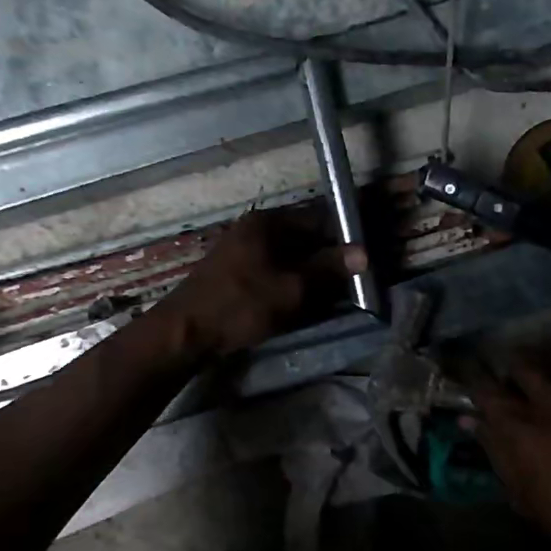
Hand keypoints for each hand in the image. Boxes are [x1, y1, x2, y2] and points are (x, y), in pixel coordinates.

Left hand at [158, 210, 368, 357]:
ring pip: (289, 259)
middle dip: (328, 260)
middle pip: (304, 239)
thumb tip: (364, 253)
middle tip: (352, 284)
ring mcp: (242, 251)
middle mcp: (254, 229)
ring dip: (310, 276)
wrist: (186, 332)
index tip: (363, 260)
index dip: (344, 238)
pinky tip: (302, 304)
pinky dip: (290, 285)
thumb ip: (328, 268)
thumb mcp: (291, 289)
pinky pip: (273, 273)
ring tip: (332, 298)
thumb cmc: (241, 305)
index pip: (318, 219)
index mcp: (267, 223)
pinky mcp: (236, 274)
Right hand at [472, 360, 550, 550]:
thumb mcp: (532, 504)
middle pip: (527, 373)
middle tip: (504, 376)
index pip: (490, 398)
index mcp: (528, 436)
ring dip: (548, 386)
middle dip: (513, 372)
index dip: (477, 389)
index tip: (469, 385)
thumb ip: (502, 460)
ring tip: (544, 399)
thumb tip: (476, 426)